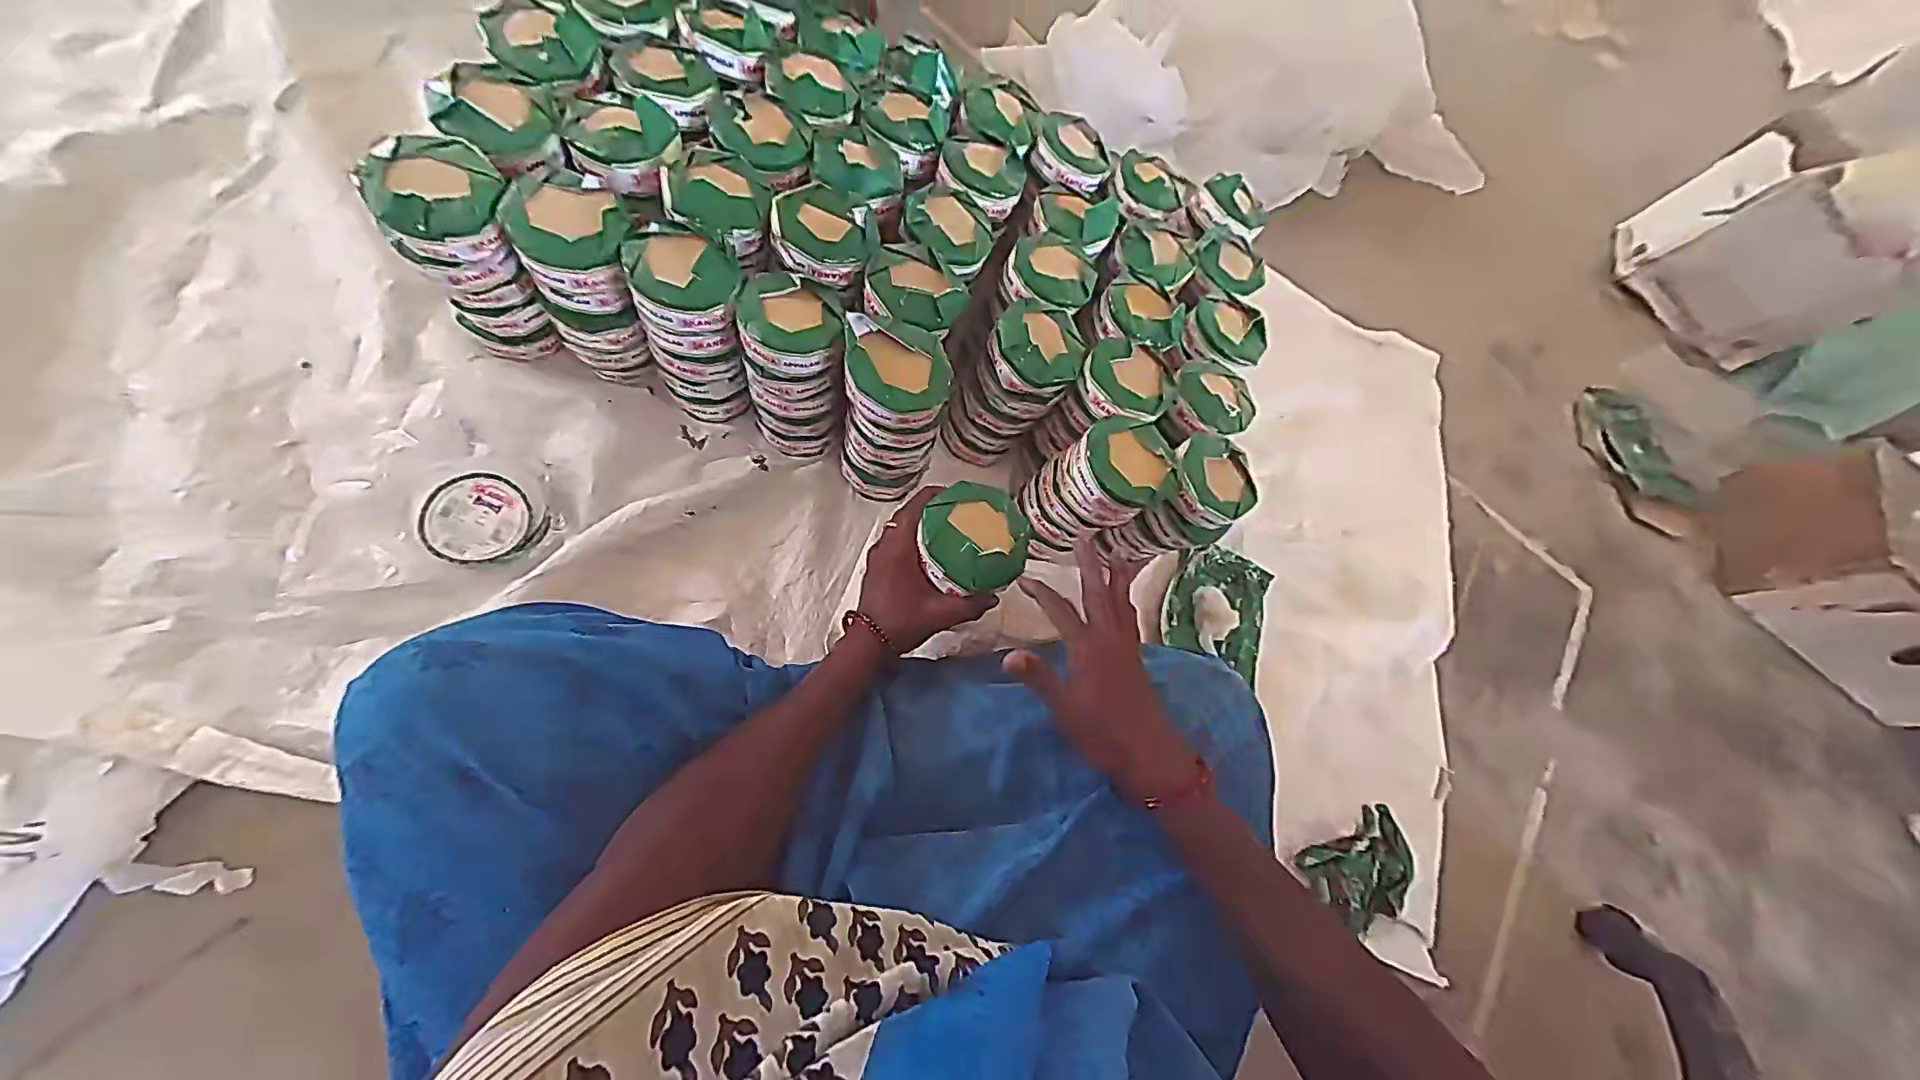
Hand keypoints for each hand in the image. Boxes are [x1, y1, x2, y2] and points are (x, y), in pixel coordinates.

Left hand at [854, 486, 997, 653]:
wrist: (868, 643)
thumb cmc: (900, 623)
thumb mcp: (940, 613)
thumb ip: (970, 604)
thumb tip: (994, 596)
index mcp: (898, 547)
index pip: (914, 506)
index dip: (935, 494)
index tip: (957, 494)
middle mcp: (885, 545)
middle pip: (908, 513)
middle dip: (932, 507)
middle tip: (958, 510)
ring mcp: (878, 555)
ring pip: (901, 527)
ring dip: (922, 522)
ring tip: (948, 527)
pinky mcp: (877, 566)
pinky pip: (896, 540)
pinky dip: (914, 537)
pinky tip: (931, 550)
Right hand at [1004, 542, 1199, 800]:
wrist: (1149, 752)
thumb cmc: (1102, 732)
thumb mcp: (1064, 708)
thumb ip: (1039, 677)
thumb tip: (1008, 654)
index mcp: (1087, 648)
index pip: (1061, 611)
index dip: (1042, 593)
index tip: (1025, 579)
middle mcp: (1110, 639)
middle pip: (1098, 593)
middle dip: (1090, 565)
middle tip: (1085, 539)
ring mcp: (1127, 646)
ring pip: (1121, 601)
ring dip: (1116, 575)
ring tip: (1116, 554)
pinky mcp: (1137, 657)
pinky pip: (1131, 617)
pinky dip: (1127, 599)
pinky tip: (1126, 600)